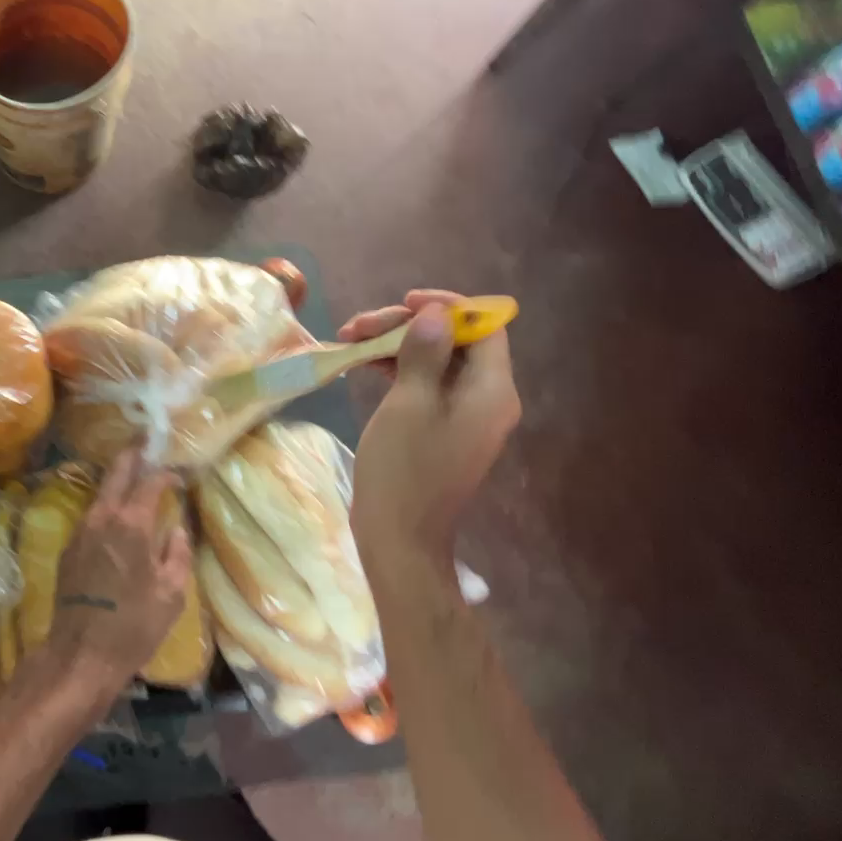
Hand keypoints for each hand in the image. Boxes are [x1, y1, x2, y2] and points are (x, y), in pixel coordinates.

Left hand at [46, 450, 190, 691]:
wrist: (81, 653)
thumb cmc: (134, 625)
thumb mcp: (171, 594)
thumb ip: (177, 553)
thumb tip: (176, 528)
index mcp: (131, 523)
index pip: (150, 481)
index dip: (165, 472)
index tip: (177, 472)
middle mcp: (101, 517)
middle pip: (116, 472)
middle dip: (132, 454)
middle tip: (146, 443)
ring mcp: (80, 530)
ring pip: (101, 492)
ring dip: (118, 480)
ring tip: (136, 478)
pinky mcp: (68, 547)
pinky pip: (91, 515)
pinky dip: (106, 505)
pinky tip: (118, 515)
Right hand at [340, 290, 520, 562]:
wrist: (399, 537)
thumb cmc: (404, 469)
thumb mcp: (408, 404)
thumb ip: (424, 354)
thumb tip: (434, 314)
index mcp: (491, 392)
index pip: (484, 328)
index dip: (447, 308)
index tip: (403, 303)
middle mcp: (487, 400)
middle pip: (456, 341)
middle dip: (408, 326)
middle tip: (359, 326)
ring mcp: (464, 416)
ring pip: (436, 361)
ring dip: (395, 345)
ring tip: (350, 341)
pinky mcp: (442, 429)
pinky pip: (426, 384)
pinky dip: (396, 369)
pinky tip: (362, 365)